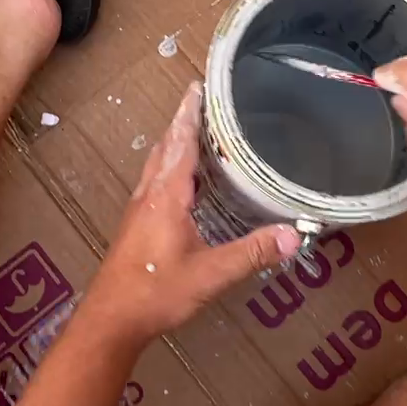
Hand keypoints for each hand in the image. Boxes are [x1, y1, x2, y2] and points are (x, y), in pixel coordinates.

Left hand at [80, 82, 300, 343]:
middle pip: (167, 146)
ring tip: (196, 129)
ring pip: (158, 163)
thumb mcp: (211, 274)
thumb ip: (252, 253)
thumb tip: (295, 235)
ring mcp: (139, 209)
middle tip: (203, 99)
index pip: (181, 143)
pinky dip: (170, 165)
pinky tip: (183, 178)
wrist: (111, 319)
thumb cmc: (156, 293)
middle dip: (184, 120)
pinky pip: (155, 181)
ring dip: (175, 141)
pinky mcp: (136, 224)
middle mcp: (149, 194)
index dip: (191, 114)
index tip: (199, 86)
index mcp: (166, 196)